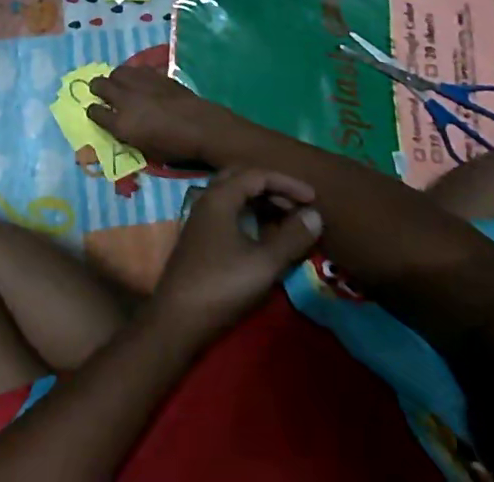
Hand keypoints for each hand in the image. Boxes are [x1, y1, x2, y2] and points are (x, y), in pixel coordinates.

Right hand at [86, 65, 244, 164]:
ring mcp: (140, 84)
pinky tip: (140, 80)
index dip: (93, 111)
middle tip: (100, 92)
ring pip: (117, 72)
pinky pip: (137, 69)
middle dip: (97, 88)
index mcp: (121, 123)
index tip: (95, 112)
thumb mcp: (145, 149)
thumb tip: (120, 126)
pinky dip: (134, 74)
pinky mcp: (156, 75)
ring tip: (119, 84)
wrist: (202, 127)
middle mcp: (125, 100)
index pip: (94, 112)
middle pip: (100, 85)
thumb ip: (127, 135)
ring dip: (115, 78)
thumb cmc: (174, 147)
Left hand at [150, 169, 323, 339]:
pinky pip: (228, 213)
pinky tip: (265, 235)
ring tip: (288, 220)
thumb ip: (292, 237)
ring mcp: (201, 218)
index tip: (314, 198)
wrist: (178, 319)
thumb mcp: (265, 263)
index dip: (287, 183)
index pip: (257, 174)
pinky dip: (250, 215)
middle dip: (273, 188)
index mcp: (219, 197)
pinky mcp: (200, 237)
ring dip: (261, 202)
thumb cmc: (222, 285)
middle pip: (243, 179)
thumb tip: (315, 215)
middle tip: (299, 206)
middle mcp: (207, 200)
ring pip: (234, 196)